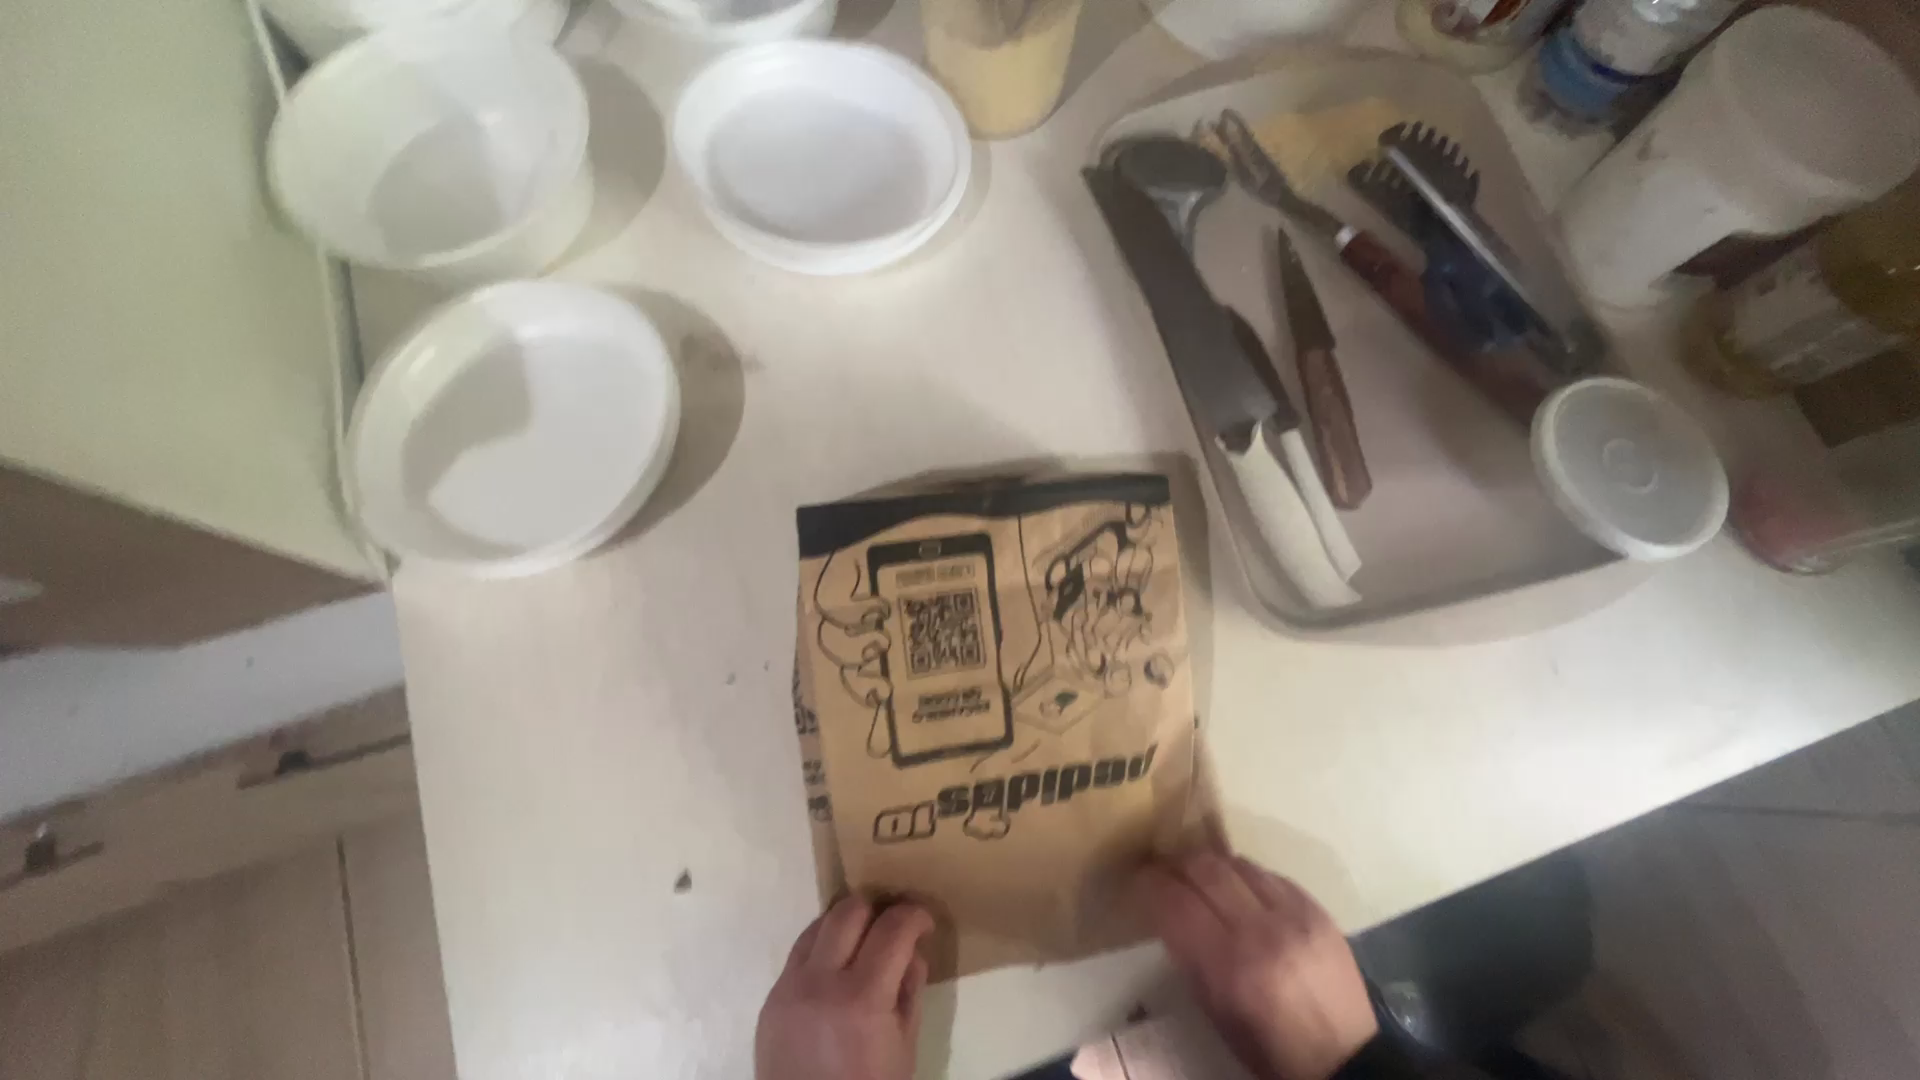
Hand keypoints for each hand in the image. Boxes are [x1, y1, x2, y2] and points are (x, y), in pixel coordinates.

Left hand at [756, 896, 934, 1079]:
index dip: (914, 914)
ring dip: (846, 924)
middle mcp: (821, 983)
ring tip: (862, 945)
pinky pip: (798, 953)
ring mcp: (789, 988)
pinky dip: (822, 948)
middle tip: (892, 930)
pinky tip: (836, 969)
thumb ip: (910, 991)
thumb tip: (912, 950)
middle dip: (878, 910)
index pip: (893, 928)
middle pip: (850, 910)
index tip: (924, 922)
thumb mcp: (904, 1048)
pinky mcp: (771, 997)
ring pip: (819, 924)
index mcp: (862, 999)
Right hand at [1138, 852, 1377, 1079]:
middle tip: (1166, 869)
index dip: (1150, 881)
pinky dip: (1247, 876)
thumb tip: (1167, 910)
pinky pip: (1270, 873)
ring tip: (1204, 876)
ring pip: (1237, 862)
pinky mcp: (1316, 909)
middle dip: (1177, 863)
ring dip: (1213, 865)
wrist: (1344, 1060)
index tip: (1141, 879)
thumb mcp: (1215, 1011)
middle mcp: (1258, 931)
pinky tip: (1243, 890)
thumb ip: (1188, 956)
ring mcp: (1292, 915)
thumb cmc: (1268, 1046)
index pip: (1174, 900)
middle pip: (1204, 868)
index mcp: (1227, 965)